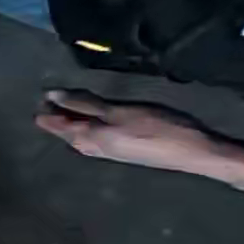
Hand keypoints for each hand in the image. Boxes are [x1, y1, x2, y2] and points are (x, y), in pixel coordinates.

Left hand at [35, 90, 225, 175]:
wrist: (199, 154)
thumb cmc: (157, 129)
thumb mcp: (117, 111)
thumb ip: (81, 104)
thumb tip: (50, 95)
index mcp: (78, 138)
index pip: (44, 120)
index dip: (46, 104)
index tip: (58, 89)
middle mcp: (83, 147)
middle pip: (58, 125)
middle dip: (61, 107)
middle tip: (77, 91)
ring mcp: (99, 150)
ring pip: (75, 129)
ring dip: (77, 113)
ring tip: (93, 98)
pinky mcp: (115, 150)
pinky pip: (91, 133)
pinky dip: (91, 121)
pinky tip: (106, 112)